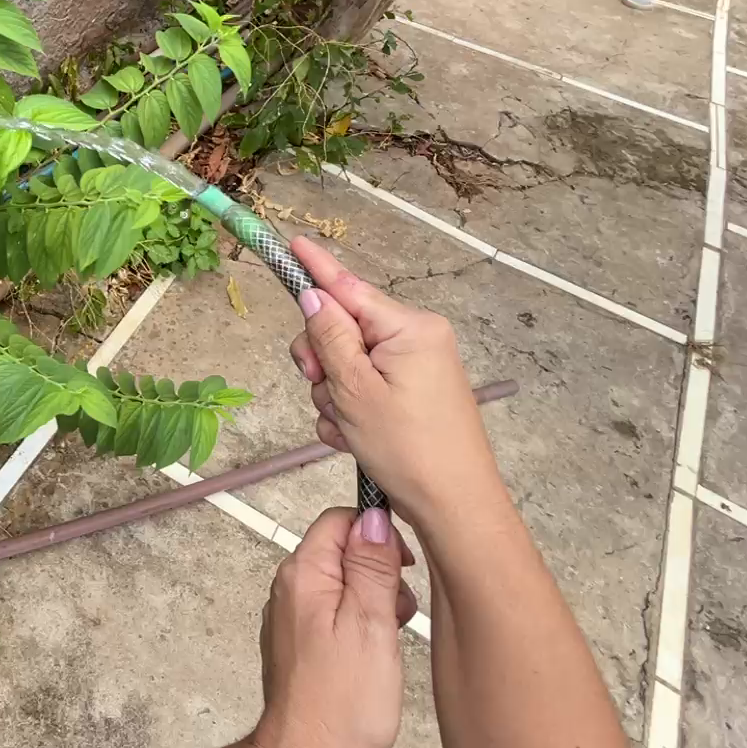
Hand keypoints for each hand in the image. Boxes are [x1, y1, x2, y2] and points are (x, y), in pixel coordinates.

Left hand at [251, 507, 415, 747]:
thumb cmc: (340, 703)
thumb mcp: (370, 625)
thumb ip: (371, 567)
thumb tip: (375, 517)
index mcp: (303, 573)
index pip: (338, 519)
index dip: (376, 533)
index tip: (402, 564)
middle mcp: (289, 585)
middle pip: (341, 549)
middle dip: (378, 571)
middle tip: (398, 610)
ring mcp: (291, 611)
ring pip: (341, 581)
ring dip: (372, 599)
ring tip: (387, 637)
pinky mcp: (299, 636)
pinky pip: (333, 609)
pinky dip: (358, 620)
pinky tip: (372, 651)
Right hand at [286, 236, 503, 530]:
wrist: (454, 507)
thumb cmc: (407, 447)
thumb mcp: (355, 388)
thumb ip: (329, 336)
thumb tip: (312, 295)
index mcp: (408, 328)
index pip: (348, 287)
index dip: (316, 266)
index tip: (292, 240)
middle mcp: (413, 338)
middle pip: (339, 327)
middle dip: (320, 359)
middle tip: (321, 387)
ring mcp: (411, 366)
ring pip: (342, 362)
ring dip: (331, 392)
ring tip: (347, 424)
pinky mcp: (407, 391)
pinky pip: (358, 386)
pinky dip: (346, 408)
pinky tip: (354, 436)